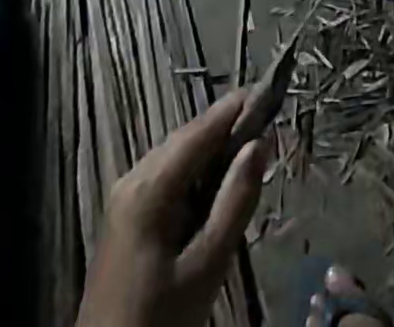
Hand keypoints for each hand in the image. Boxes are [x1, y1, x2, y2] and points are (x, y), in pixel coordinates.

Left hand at [75, 90, 268, 326]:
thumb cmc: (161, 319)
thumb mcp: (208, 263)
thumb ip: (236, 199)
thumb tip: (260, 143)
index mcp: (150, 188)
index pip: (200, 131)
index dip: (234, 108)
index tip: (268, 89)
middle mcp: (133, 178)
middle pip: (188, 138)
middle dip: (226, 126)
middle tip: (268, 120)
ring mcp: (126, 195)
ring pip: (178, 154)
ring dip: (214, 146)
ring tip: (252, 145)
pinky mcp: (127, 212)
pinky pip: (169, 174)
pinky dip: (197, 167)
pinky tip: (219, 179)